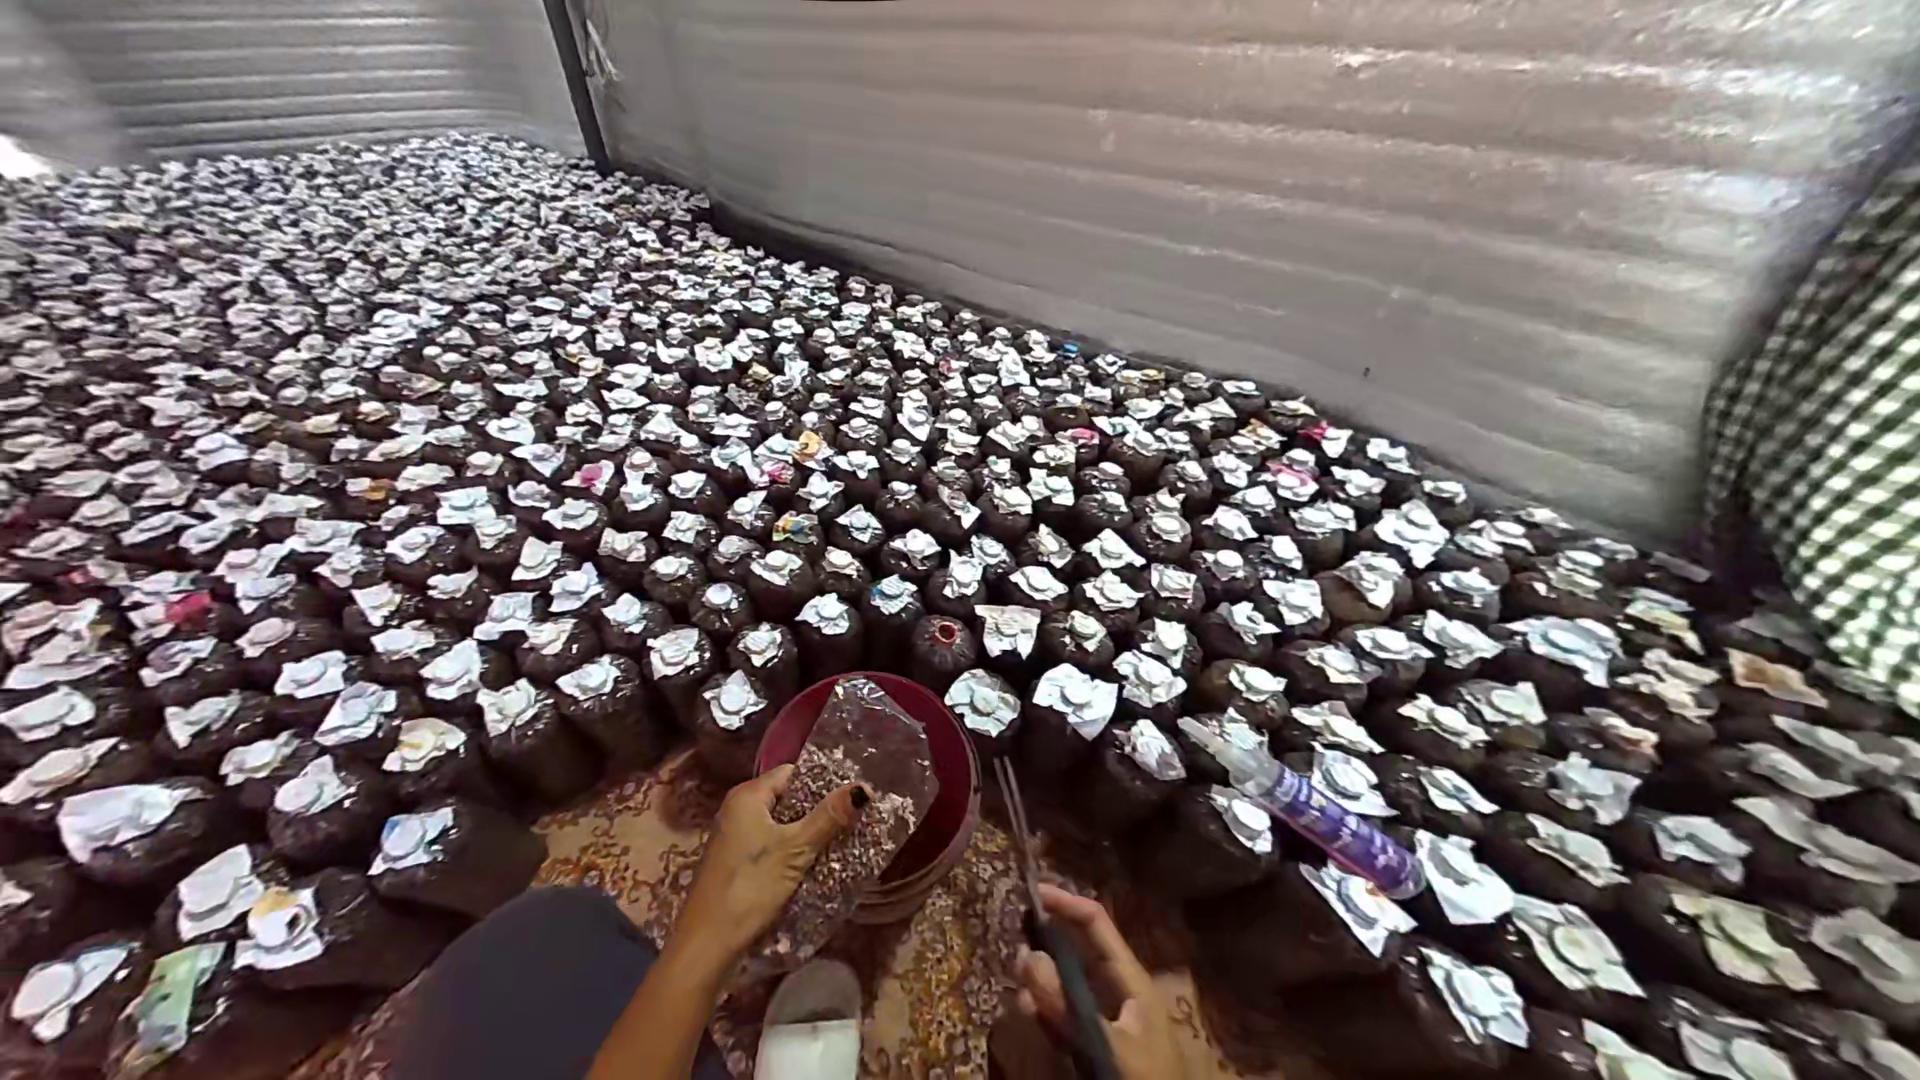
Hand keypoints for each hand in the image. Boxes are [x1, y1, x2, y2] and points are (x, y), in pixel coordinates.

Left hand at [671, 765, 864, 963]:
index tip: (848, 796)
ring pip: (779, 823)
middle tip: (849, 818)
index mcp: (747, 796)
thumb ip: (828, 817)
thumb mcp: (795, 849)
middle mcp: (737, 809)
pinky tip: (811, 862)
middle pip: (786, 797)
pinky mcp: (735, 861)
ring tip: (838, 839)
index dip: (821, 781)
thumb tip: (863, 787)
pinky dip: (790, 849)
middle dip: (817, 809)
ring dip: (806, 831)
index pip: (791, 773)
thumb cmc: (750, 887)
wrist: (705, 946)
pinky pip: (770, 843)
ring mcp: (734, 836)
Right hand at [1016, 884, 1186, 1079]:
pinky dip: (1043, 1007)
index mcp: (1130, 977)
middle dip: (1046, 936)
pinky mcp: (1093, 1042)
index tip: (1031, 892)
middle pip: (1077, 947)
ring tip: (1016, 973)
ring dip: (1040, 974)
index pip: (1095, 923)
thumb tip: (1027, 957)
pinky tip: (1026, 1008)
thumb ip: (1069, 1006)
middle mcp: (1116, 988)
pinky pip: (1063, 1014)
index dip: (1066, 902)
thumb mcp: (1110, 1046)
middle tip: (1014, 930)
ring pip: (1065, 980)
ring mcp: (1104, 1015)